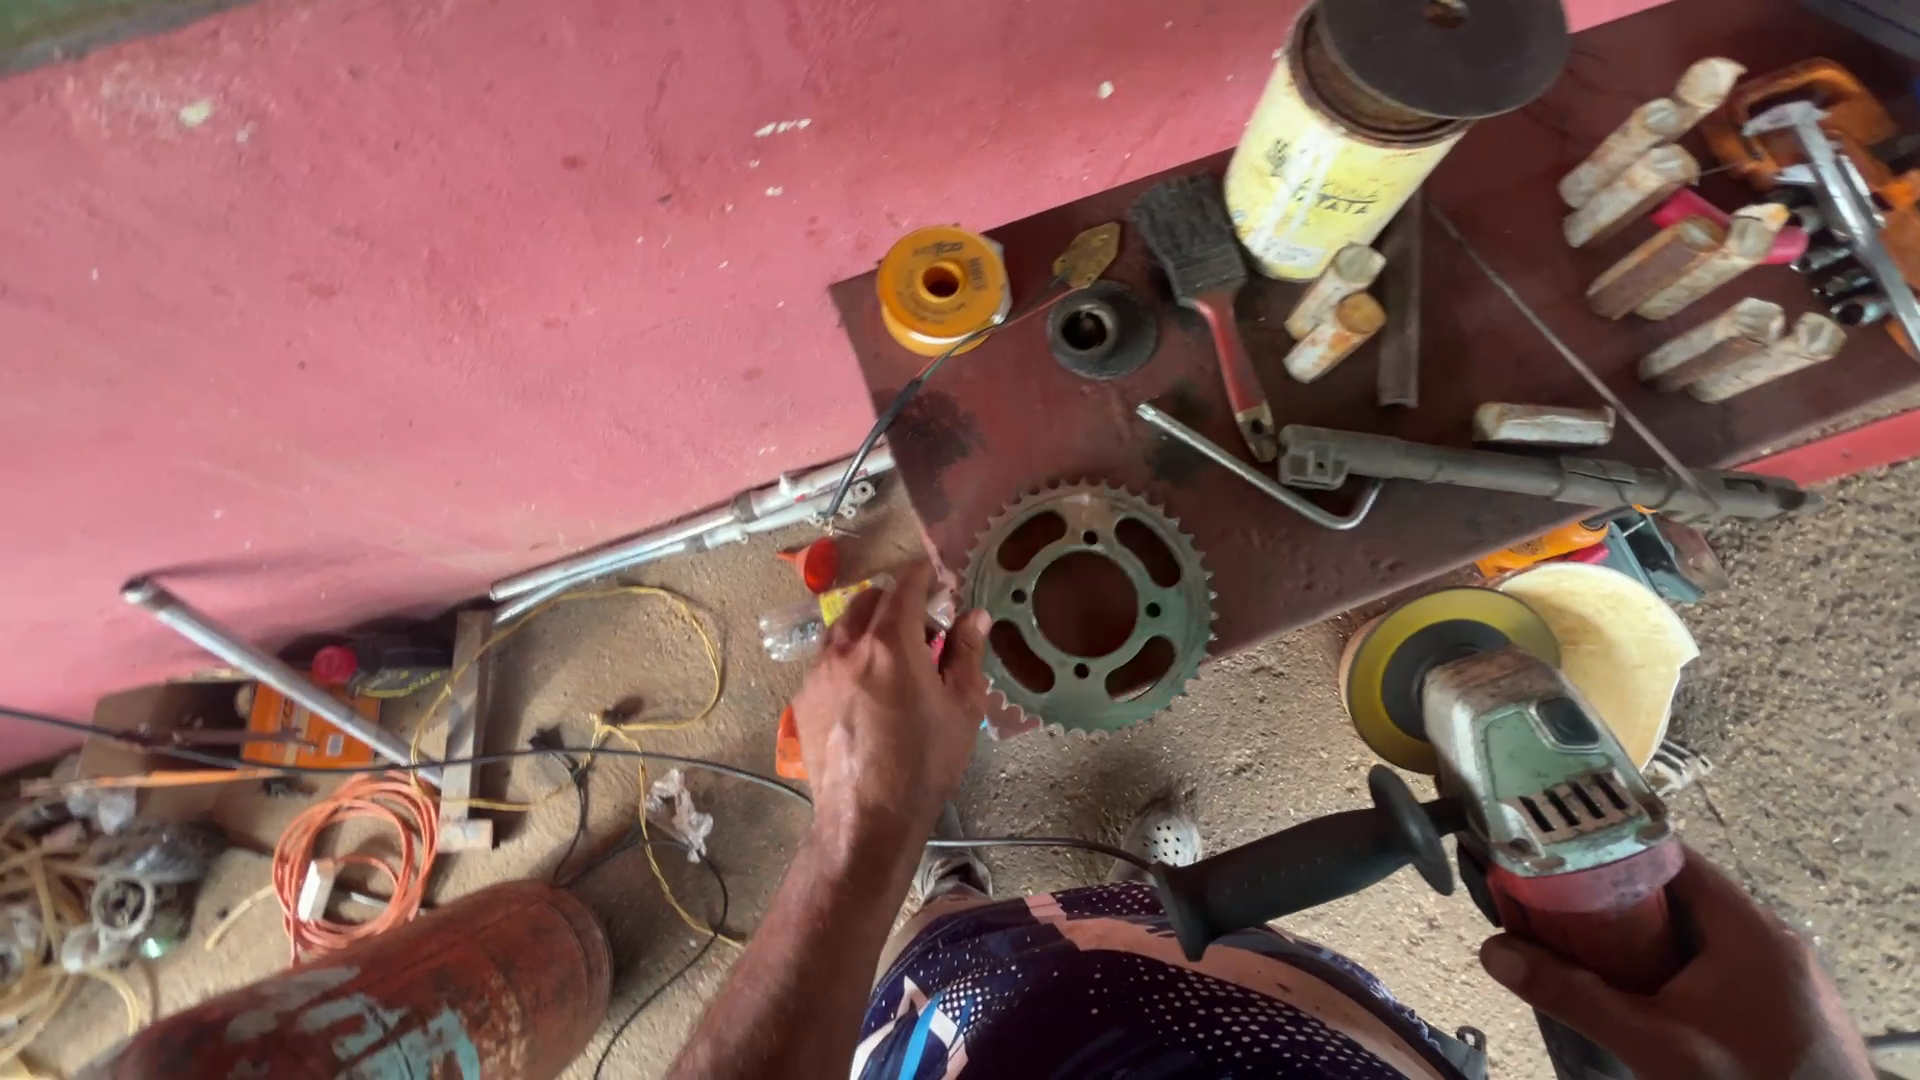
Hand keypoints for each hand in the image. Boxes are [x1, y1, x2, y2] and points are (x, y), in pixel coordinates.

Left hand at [788, 562, 989, 855]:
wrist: (866, 818)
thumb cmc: (925, 761)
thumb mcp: (962, 707)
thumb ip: (967, 652)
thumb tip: (975, 615)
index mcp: (891, 643)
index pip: (906, 587)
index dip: (922, 574)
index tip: (934, 574)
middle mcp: (848, 647)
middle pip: (868, 600)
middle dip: (894, 601)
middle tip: (918, 628)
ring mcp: (819, 672)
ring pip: (841, 628)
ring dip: (866, 627)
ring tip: (888, 658)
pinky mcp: (803, 697)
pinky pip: (825, 660)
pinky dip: (846, 658)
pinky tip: (863, 691)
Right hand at [1480, 846, 1873, 1079]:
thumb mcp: (1657, 1047)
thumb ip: (1574, 995)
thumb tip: (1491, 950)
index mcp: (1751, 928)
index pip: (1663, 853)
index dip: (1601, 843)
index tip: (1545, 846)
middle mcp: (1766, 938)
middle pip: (1665, 888)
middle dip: (1601, 889)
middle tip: (1542, 892)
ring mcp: (1772, 973)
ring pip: (1678, 925)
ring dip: (1623, 926)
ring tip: (1565, 930)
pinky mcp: (1771, 1004)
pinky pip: (1696, 956)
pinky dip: (1650, 955)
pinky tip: (1617, 976)